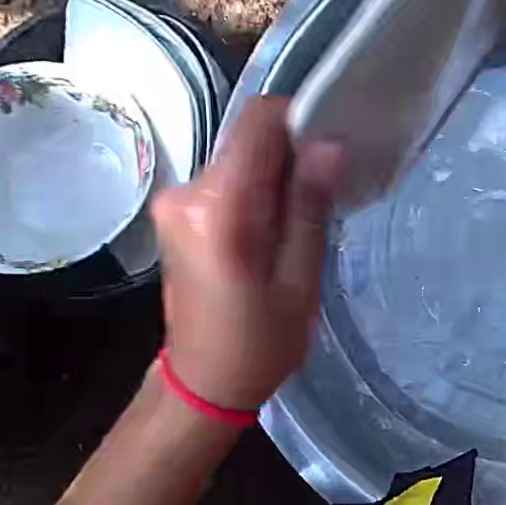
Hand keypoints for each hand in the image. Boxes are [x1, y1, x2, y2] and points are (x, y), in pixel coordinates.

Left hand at [150, 97, 344, 410]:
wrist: (202, 383)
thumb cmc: (258, 344)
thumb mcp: (298, 280)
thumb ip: (309, 206)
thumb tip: (330, 143)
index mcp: (218, 209)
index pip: (258, 122)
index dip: (300, 121)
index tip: (331, 150)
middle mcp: (185, 193)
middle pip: (248, 142)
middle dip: (290, 159)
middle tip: (321, 202)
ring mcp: (174, 203)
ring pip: (238, 161)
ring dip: (273, 181)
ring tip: (295, 229)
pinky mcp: (175, 214)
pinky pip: (225, 183)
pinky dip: (254, 195)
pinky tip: (270, 235)